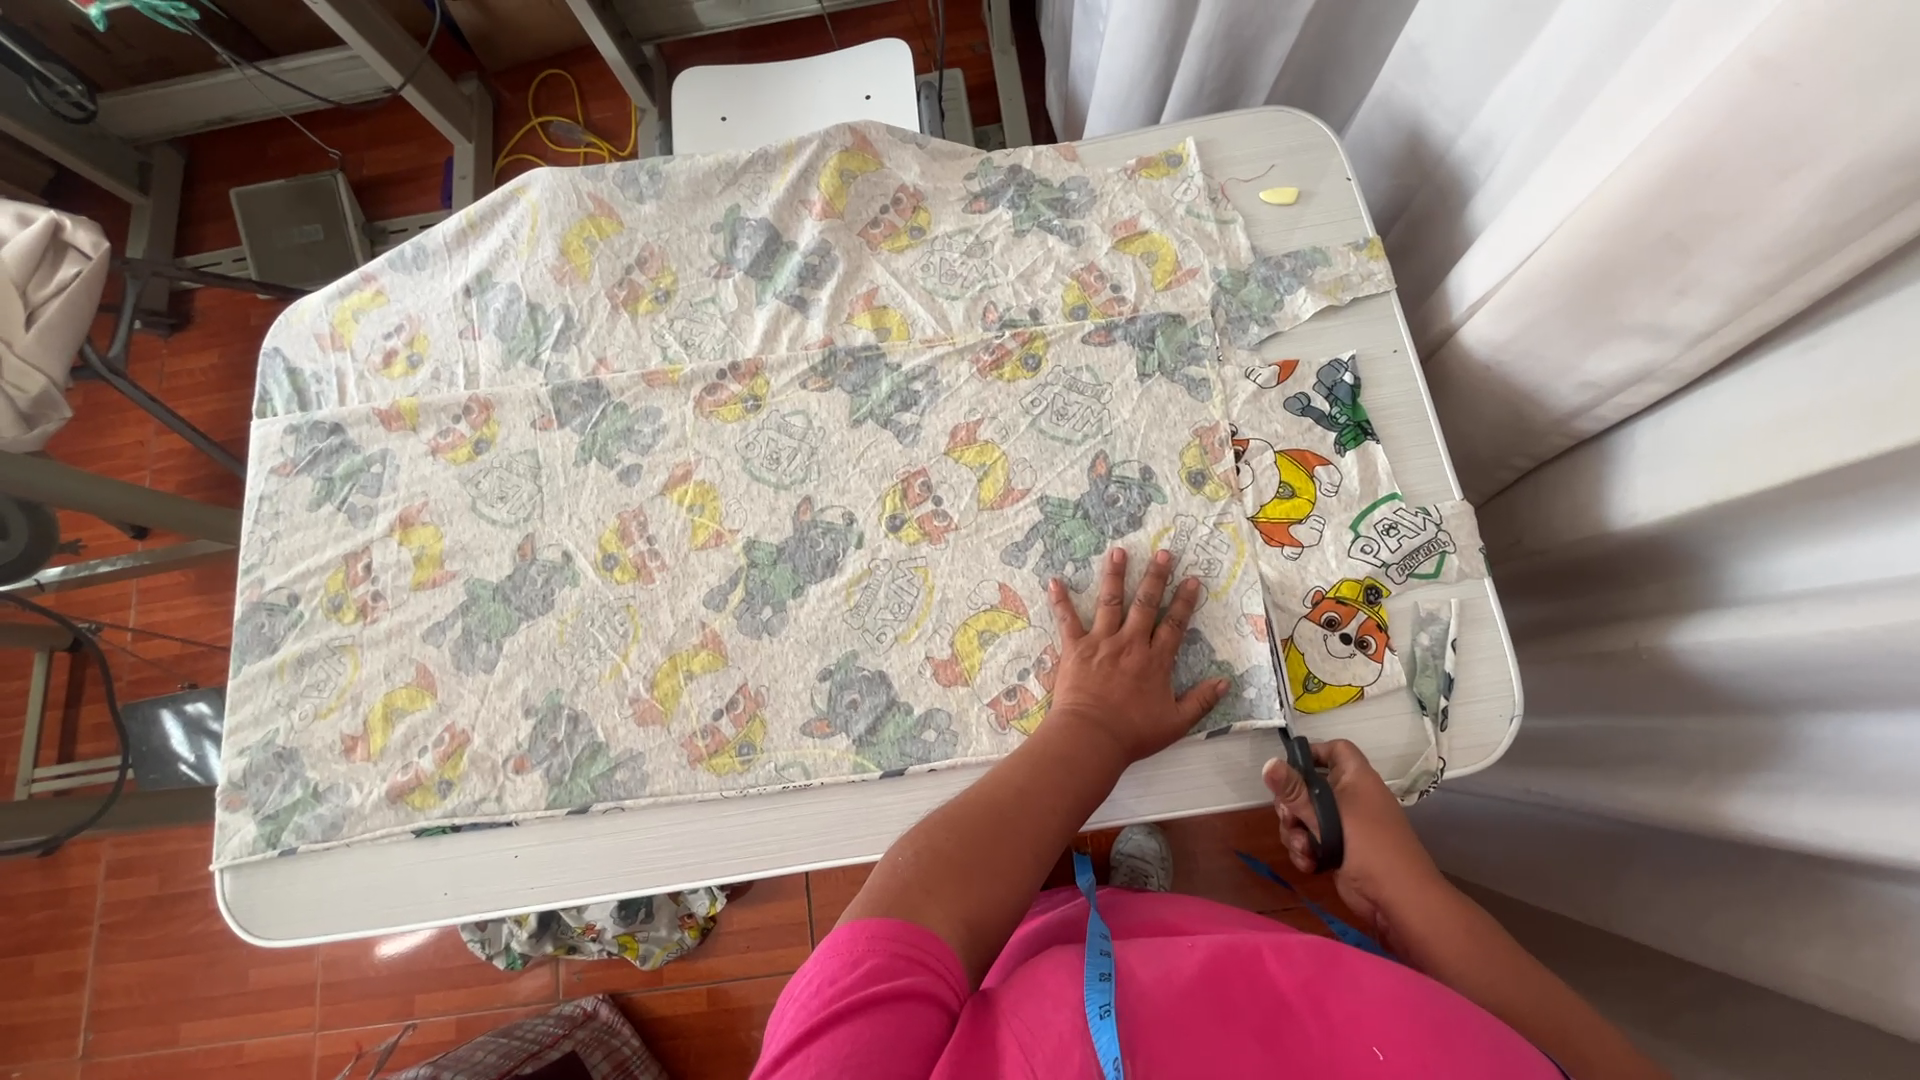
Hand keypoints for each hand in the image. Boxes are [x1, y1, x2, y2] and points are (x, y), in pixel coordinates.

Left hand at [1041, 547, 1227, 765]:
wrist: (1091, 737)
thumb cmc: (1133, 733)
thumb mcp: (1176, 722)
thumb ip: (1201, 701)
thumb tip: (1225, 683)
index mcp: (1155, 661)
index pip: (1175, 625)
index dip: (1185, 601)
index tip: (1192, 579)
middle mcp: (1130, 644)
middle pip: (1146, 604)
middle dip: (1156, 576)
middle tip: (1163, 553)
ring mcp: (1102, 642)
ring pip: (1110, 602)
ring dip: (1115, 575)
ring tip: (1119, 551)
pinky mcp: (1075, 648)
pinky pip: (1067, 620)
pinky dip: (1060, 600)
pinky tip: (1055, 580)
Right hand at [1262, 740, 1451, 941]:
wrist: (1400, 901)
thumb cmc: (1368, 848)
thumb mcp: (1326, 816)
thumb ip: (1294, 790)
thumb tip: (1267, 763)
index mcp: (1356, 779)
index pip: (1335, 749)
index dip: (1313, 752)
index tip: (1288, 770)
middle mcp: (1350, 798)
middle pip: (1308, 786)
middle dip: (1291, 806)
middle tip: (1288, 818)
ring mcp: (1345, 825)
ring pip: (1305, 816)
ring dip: (1295, 833)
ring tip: (1303, 849)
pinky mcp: (1339, 849)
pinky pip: (1311, 839)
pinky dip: (1306, 850)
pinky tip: (1309, 864)